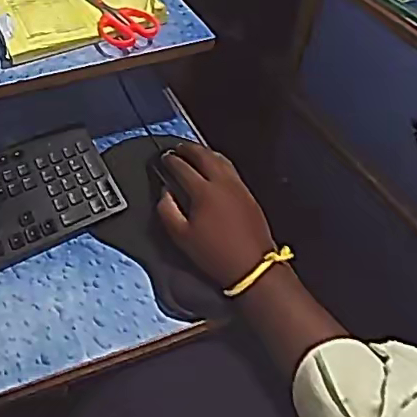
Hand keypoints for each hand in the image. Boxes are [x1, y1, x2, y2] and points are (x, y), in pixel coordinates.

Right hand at [155, 142, 278, 289]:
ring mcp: (238, 187)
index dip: (170, 161)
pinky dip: (218, 161)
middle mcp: (222, 183)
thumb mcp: (181, 236)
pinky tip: (214, 166)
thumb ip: (167, 210)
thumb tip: (165, 193)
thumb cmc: (214, 254)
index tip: (162, 159)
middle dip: (188, 149)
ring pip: (220, 159)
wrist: (253, 268)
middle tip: (177, 148)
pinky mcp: (248, 194)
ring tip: (195, 152)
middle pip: (203, 156)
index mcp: (203, 192)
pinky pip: (231, 169)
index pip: (182, 168)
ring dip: (205, 152)